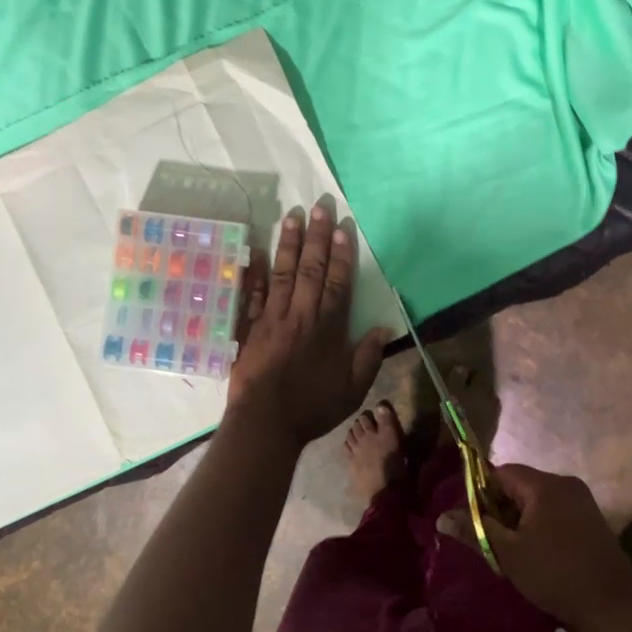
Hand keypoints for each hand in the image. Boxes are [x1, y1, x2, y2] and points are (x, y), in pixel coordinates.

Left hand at [226, 200, 391, 448]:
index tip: (343, 229)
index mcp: (327, 327)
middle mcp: (300, 314)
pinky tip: (257, 251)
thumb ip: (368, 357)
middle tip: (320, 207)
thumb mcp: (353, 390)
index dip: (341, 255)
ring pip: (281, 273)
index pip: (337, 283)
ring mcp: (270, 318)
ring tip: (293, 216)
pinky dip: (254, 272)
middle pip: (309, 269)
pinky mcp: (248, 327)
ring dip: (288, 243)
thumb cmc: (312, 408)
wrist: (265, 424)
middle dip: (316, 237)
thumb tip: (384, 327)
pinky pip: (251, 294)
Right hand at [442, 464, 631, 630]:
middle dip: (502, 509)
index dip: (482, 493)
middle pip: (520, 485)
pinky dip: (540, 527)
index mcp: (545, 485)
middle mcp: (565, 483)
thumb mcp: (507, 555)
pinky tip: (539, 556)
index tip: (476, 522)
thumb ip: (474, 530)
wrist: (614, 607)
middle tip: (494, 542)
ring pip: (537, 501)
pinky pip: (555, 512)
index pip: (501, 472)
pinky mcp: (592, 520)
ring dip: (521, 521)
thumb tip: (441, 517)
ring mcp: (582, 501)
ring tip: (514, 553)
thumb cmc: (556, 576)